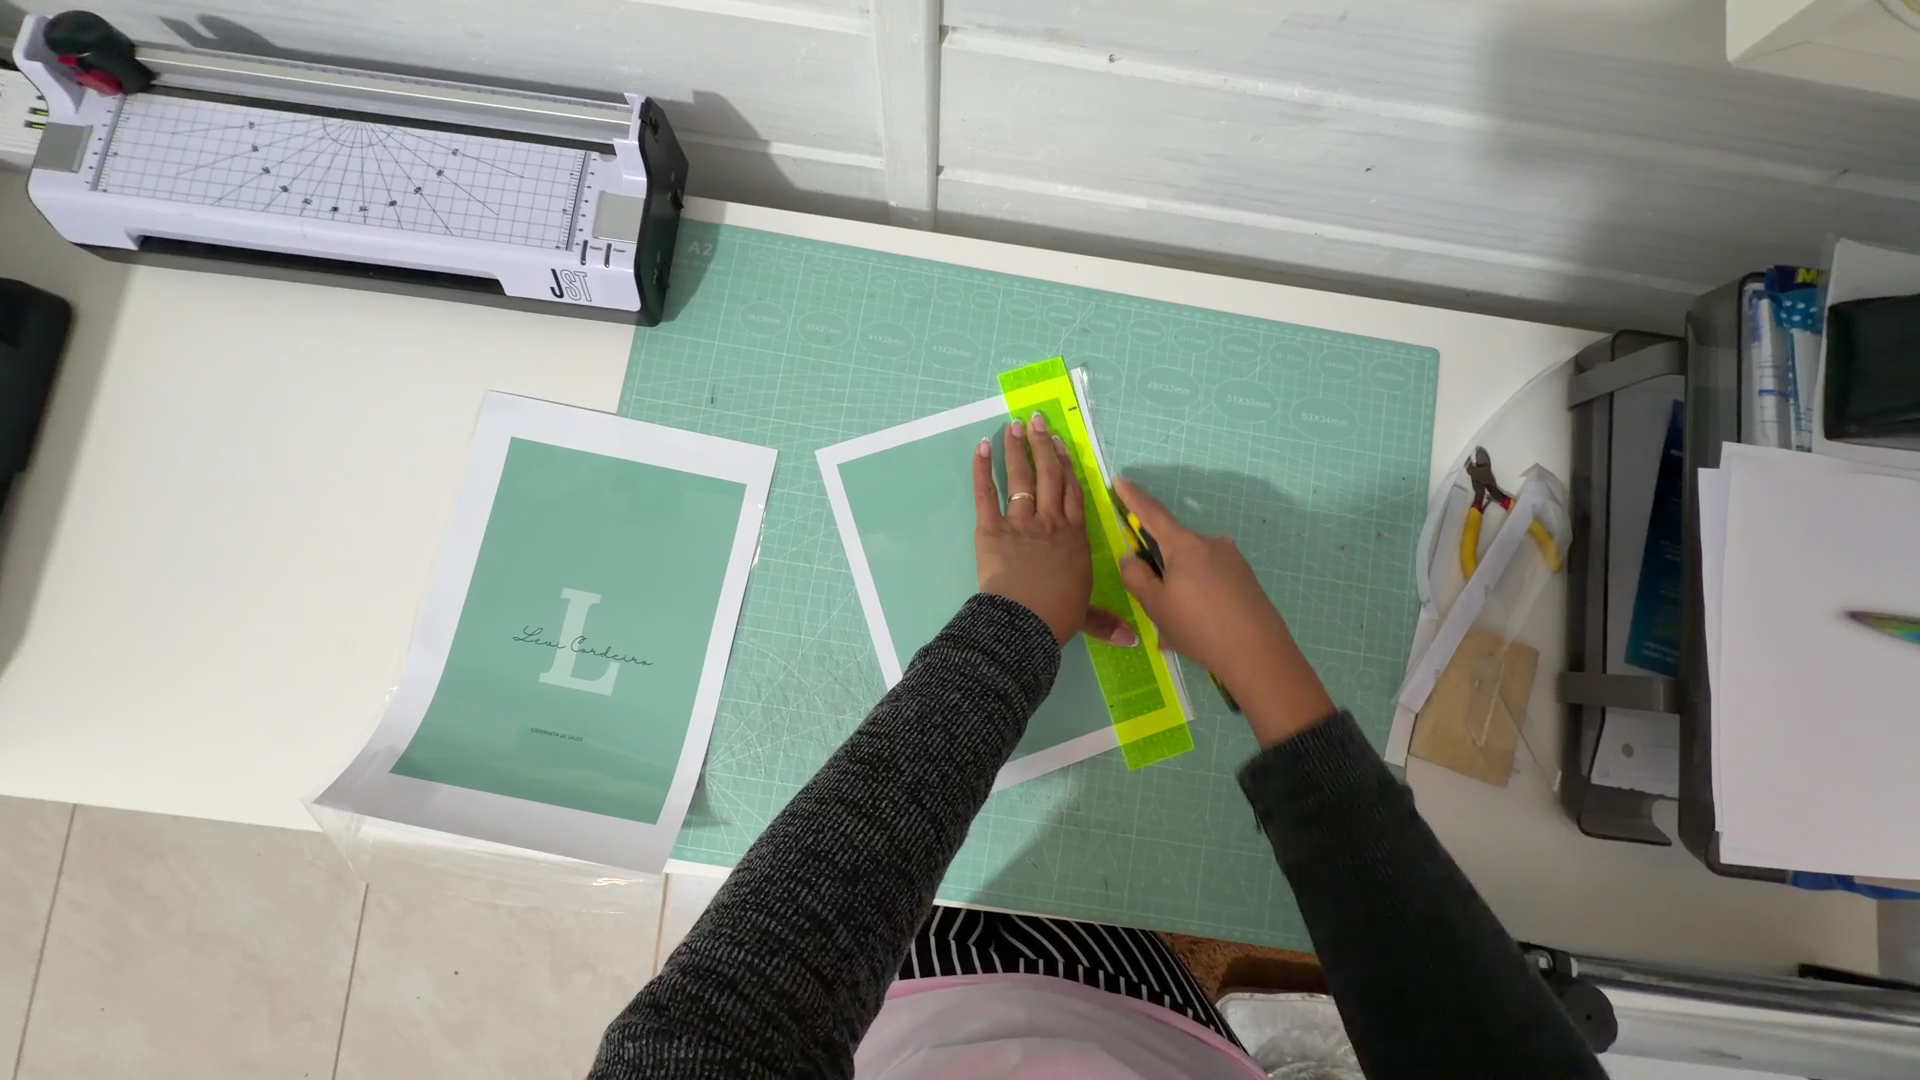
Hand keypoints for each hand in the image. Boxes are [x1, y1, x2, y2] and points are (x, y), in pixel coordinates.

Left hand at [974, 414, 1136, 646]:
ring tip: (1015, 425)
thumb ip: (1105, 622)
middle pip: (1050, 477)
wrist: (1024, 621)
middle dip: (1044, 446)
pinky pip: (987, 494)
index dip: (1067, 467)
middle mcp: (1051, 523)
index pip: (1073, 494)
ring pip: (1022, 478)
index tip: (1061, 445)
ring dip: (1018, 449)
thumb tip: (1132, 640)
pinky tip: (981, 447)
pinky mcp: (992, 529)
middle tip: (1037, 421)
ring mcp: (1021, 523)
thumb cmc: (1056, 617)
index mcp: (1075, 539)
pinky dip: (982, 470)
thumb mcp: (1085, 617)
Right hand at [1114, 475, 1332, 745]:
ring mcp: (1232, 559)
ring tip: (1175, 630)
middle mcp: (1210, 543)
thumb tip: (1132, 557)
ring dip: (1178, 591)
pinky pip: (1210, 582)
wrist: (1260, 654)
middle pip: (1173, 547)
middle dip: (1159, 571)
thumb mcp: (1154, 605)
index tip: (1119, 480)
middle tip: (1153, 606)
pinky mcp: (1245, 578)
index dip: (1132, 497)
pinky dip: (1197, 599)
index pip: (1151, 513)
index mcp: (1185, 545)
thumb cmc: (1199, 627)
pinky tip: (1198, 630)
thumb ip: (1135, 575)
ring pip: (1191, 569)